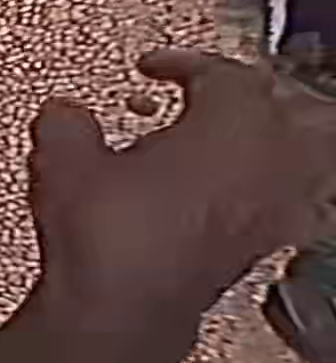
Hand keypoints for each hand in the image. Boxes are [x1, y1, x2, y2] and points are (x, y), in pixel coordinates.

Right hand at [27, 50, 335, 335]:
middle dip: (244, 96)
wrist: (122, 298)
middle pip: (291, 110)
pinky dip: (259, 175)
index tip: (153, 65)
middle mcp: (275, 164)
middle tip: (198, 92)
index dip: (188, 64)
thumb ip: (66, 124)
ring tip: (211, 135)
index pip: (230, 78)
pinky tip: (220, 184)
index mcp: (230, 133)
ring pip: (302, 152)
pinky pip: (288, 190)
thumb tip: (67, 109)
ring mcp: (282, 205)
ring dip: (261, 135)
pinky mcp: (271, 238)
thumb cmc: (99, 225)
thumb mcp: (60, 160)